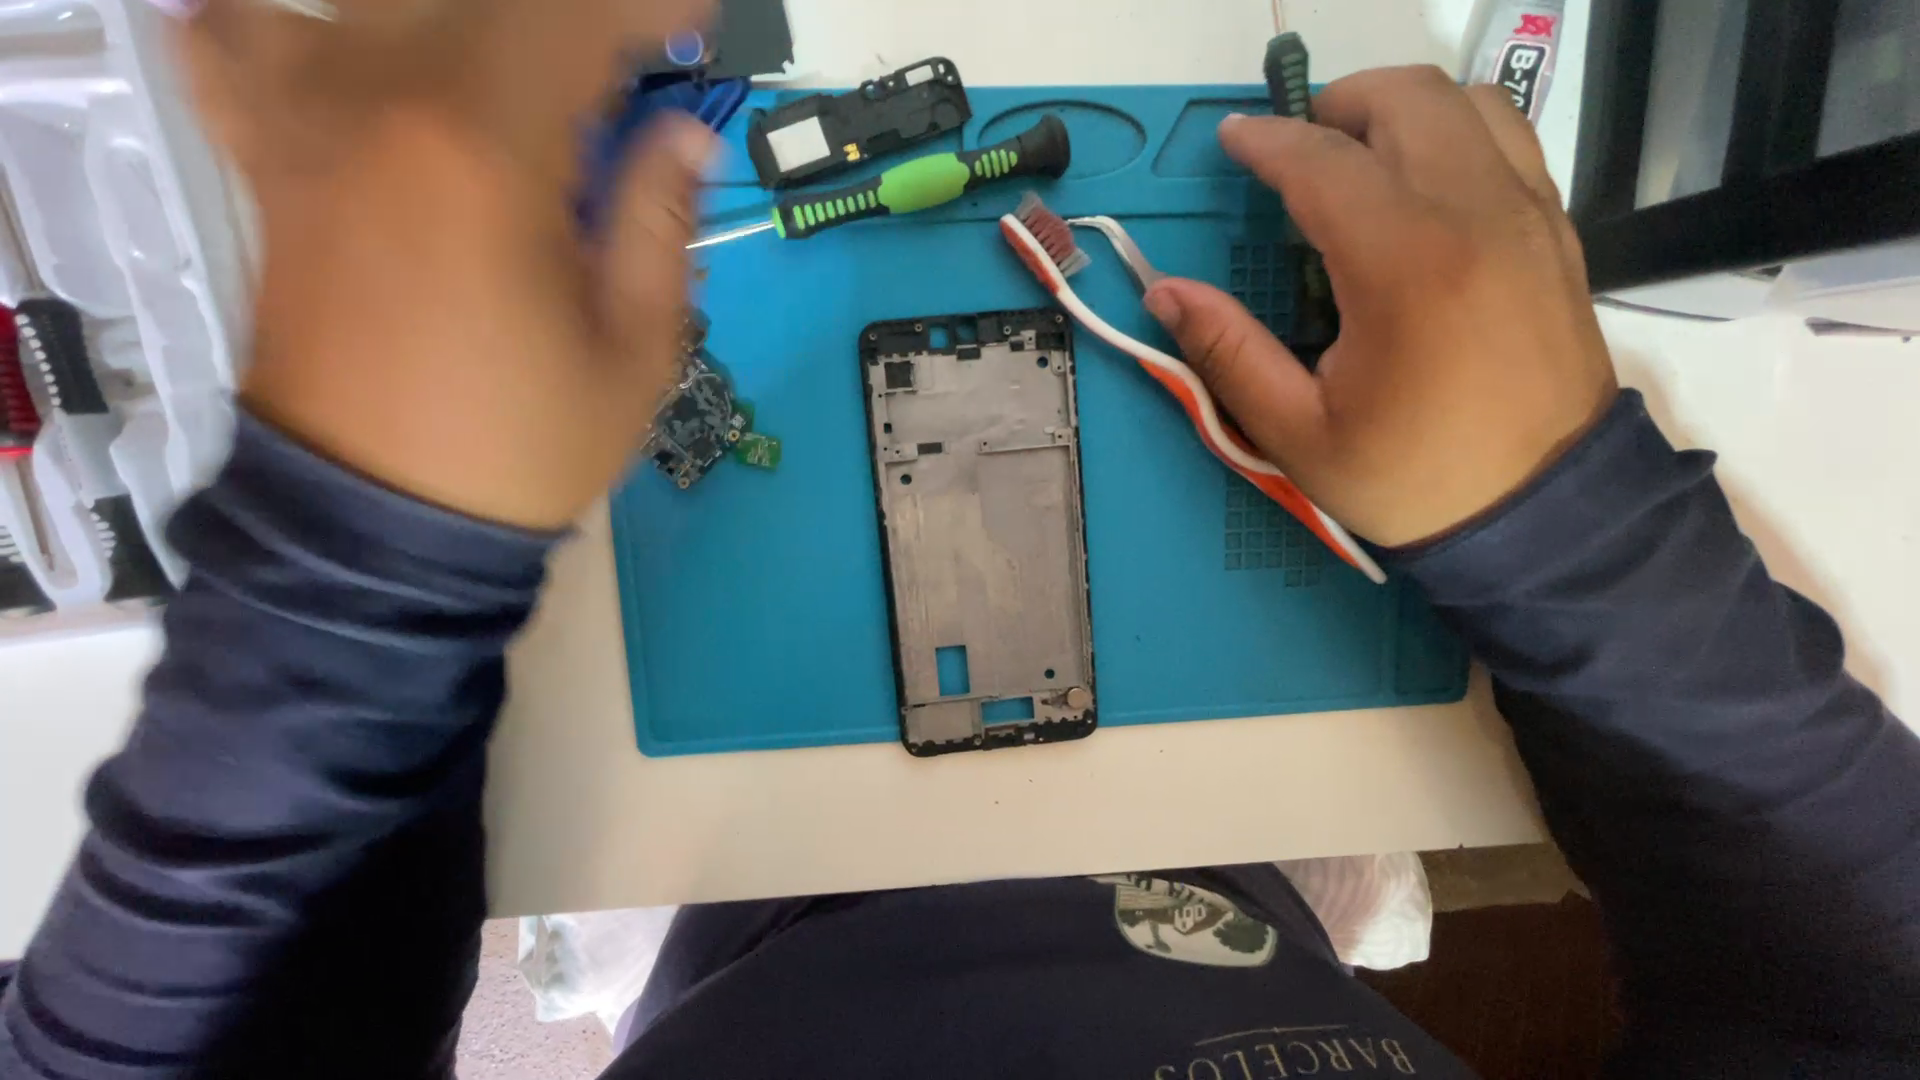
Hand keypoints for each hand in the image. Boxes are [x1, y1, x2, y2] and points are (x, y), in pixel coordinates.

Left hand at [175, 0, 714, 528]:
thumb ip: (658, 222)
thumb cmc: (531, 442)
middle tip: (630, 62)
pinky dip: (300, 32)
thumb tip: (683, 137)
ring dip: (469, 31)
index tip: (695, 17)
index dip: (645, 7)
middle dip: (573, 19)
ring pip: (377, 6)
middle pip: (480, 0)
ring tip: (530, 91)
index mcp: (484, 152)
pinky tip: (361, 66)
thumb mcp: (638, 348)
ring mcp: (301, 125)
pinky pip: (245, 41)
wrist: (388, 519)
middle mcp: (375, 104)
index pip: (572, 20)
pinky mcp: (267, 164)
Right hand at [1142, 66, 1616, 547]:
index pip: (1324, 163)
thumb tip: (1164, 292)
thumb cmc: (1406, 476)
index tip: (1232, 140)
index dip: (1267, 142)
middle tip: (1291, 147)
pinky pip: (1507, 142)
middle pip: (1407, 101)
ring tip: (1353, 156)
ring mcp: (1529, 216)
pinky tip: (1416, 189)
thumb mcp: (1295, 431)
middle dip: (1336, 105)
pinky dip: (1452, 136)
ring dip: (1400, 111)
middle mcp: (1476, 215)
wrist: (1540, 510)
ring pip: (1469, 104)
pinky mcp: (1557, 232)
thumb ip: (1227, 353)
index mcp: (1404, 265)